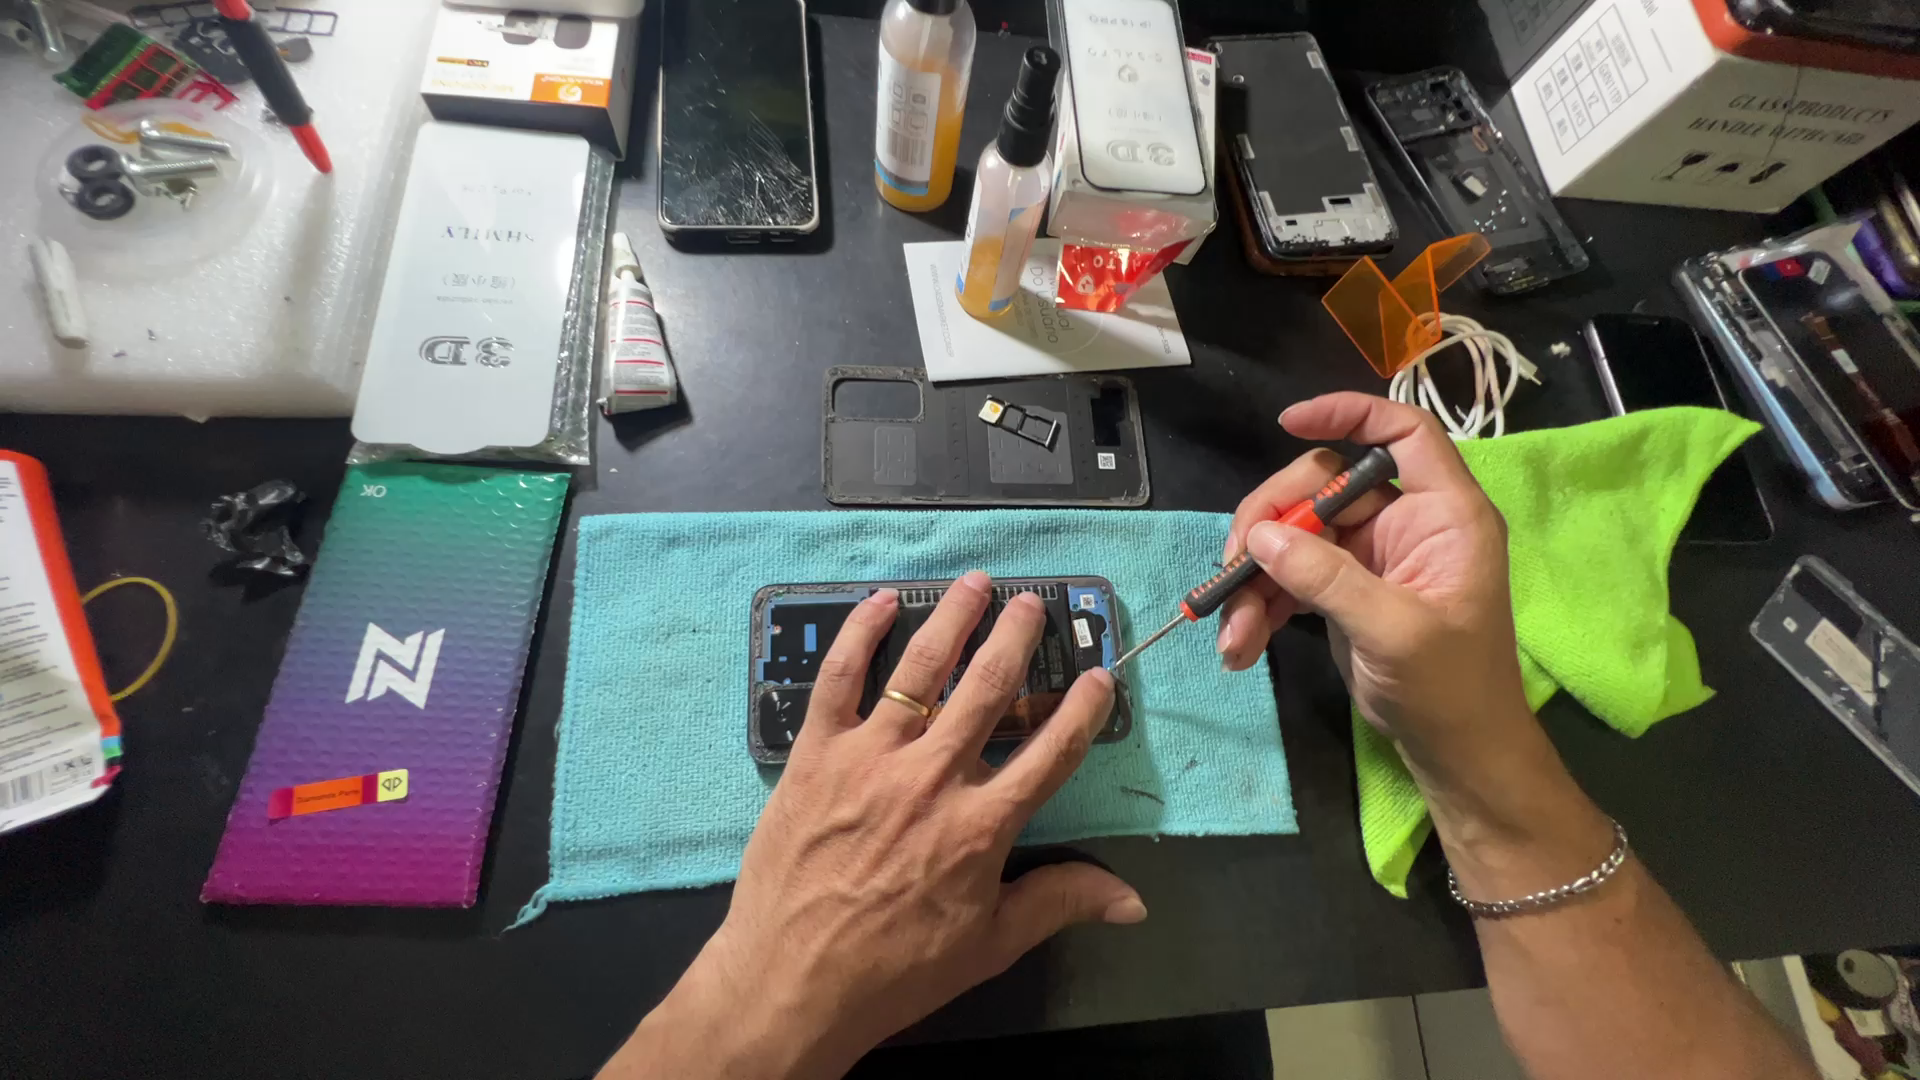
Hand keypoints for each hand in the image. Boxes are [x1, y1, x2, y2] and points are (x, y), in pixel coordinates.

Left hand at [604, 572, 1143, 1079]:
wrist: (790, 984)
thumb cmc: (896, 968)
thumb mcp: (989, 944)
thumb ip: (1060, 903)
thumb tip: (1134, 899)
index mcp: (981, 824)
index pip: (1051, 752)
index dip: (1082, 710)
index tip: (1099, 675)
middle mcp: (932, 776)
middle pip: (988, 688)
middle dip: (1017, 637)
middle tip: (1033, 602)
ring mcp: (870, 757)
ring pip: (921, 669)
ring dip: (954, 619)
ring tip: (976, 583)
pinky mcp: (817, 751)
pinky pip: (839, 679)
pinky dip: (860, 634)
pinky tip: (880, 601)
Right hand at [1216, 393, 1528, 784]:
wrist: (1450, 748)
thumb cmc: (1449, 687)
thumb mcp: (1395, 632)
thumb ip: (1329, 578)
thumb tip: (1260, 537)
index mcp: (1439, 514)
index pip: (1401, 433)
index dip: (1349, 414)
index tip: (1288, 423)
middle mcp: (1398, 523)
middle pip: (1317, 487)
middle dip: (1267, 527)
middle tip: (1233, 569)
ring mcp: (1362, 556)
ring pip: (1288, 537)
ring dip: (1250, 583)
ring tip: (1231, 635)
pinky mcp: (1334, 588)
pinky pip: (1282, 577)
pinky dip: (1255, 607)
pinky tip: (1240, 646)